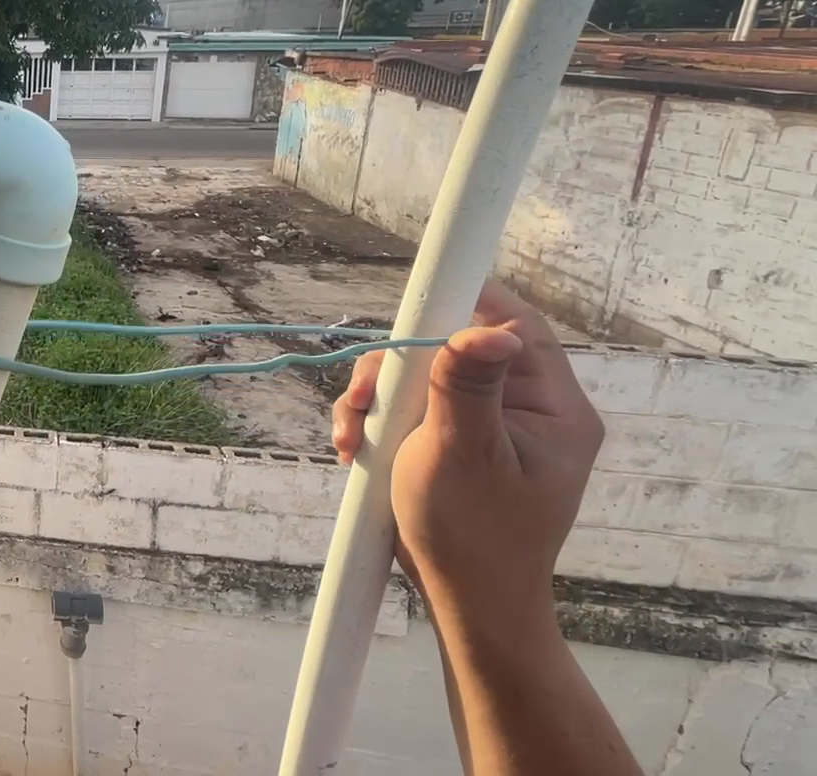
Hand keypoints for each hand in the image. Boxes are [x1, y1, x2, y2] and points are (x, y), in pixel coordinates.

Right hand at [331, 283, 602, 616]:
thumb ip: (468, 386)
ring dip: (370, 401)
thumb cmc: (471, 529)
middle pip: (445, 347)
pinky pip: (400, 407)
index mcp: (548, 406)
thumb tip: (488, 332)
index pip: (516, 326)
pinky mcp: (443, 438)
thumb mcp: (463, 452)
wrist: (460, 595)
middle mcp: (518, 406)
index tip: (413, 301)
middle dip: (392, 370)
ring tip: (350, 439)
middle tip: (362, 400)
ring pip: (412, 377)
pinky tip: (353, 450)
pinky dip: (369, 422)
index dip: (467, 302)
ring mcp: (478, 422)